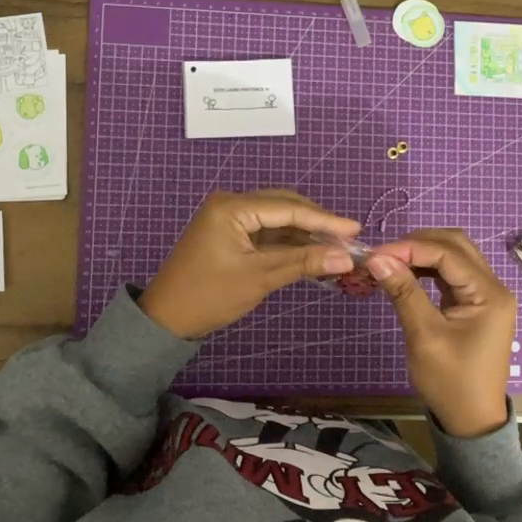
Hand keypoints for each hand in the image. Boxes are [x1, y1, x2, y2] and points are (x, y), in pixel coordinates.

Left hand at [139, 190, 361, 338]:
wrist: (165, 319)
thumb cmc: (209, 296)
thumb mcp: (260, 278)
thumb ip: (304, 262)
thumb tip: (346, 257)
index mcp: (232, 207)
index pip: (288, 207)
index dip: (325, 219)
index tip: (356, 229)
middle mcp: (230, 203)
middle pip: (283, 206)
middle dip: (316, 222)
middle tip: (349, 240)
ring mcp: (228, 217)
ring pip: (276, 218)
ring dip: (304, 232)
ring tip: (336, 247)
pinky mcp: (228, 232)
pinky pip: (265, 230)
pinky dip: (288, 241)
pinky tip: (311, 251)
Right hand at [366, 231, 516, 437]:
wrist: (471, 420)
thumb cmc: (450, 382)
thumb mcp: (424, 336)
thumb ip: (404, 292)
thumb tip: (377, 259)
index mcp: (489, 295)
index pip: (448, 253)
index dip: (411, 247)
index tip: (377, 254)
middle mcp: (494, 287)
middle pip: (456, 245)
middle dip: (418, 243)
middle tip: (383, 255)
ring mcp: (486, 295)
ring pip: (454, 256)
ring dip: (422, 253)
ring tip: (390, 261)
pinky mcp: (475, 303)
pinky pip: (452, 273)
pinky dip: (428, 268)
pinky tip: (405, 272)